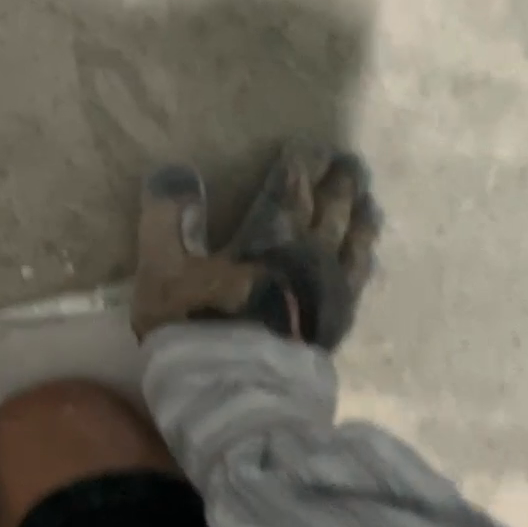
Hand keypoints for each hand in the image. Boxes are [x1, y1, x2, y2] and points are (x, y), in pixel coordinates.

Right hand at [133, 141, 379, 348]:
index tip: (305, 148)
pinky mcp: (333, 319)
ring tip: (364, 200)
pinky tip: (364, 254)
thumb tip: (174, 172)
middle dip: (335, 187)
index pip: (286, 195)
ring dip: (357, 218)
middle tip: (347, 163)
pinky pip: (357, 278)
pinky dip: (363, 256)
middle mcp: (306, 257)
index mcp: (266, 240)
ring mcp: (326, 289)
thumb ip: (167, 219)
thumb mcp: (162, 266)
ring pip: (350, 243)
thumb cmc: (191, 318)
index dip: (294, 171)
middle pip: (328, 214)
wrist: (229, 378)